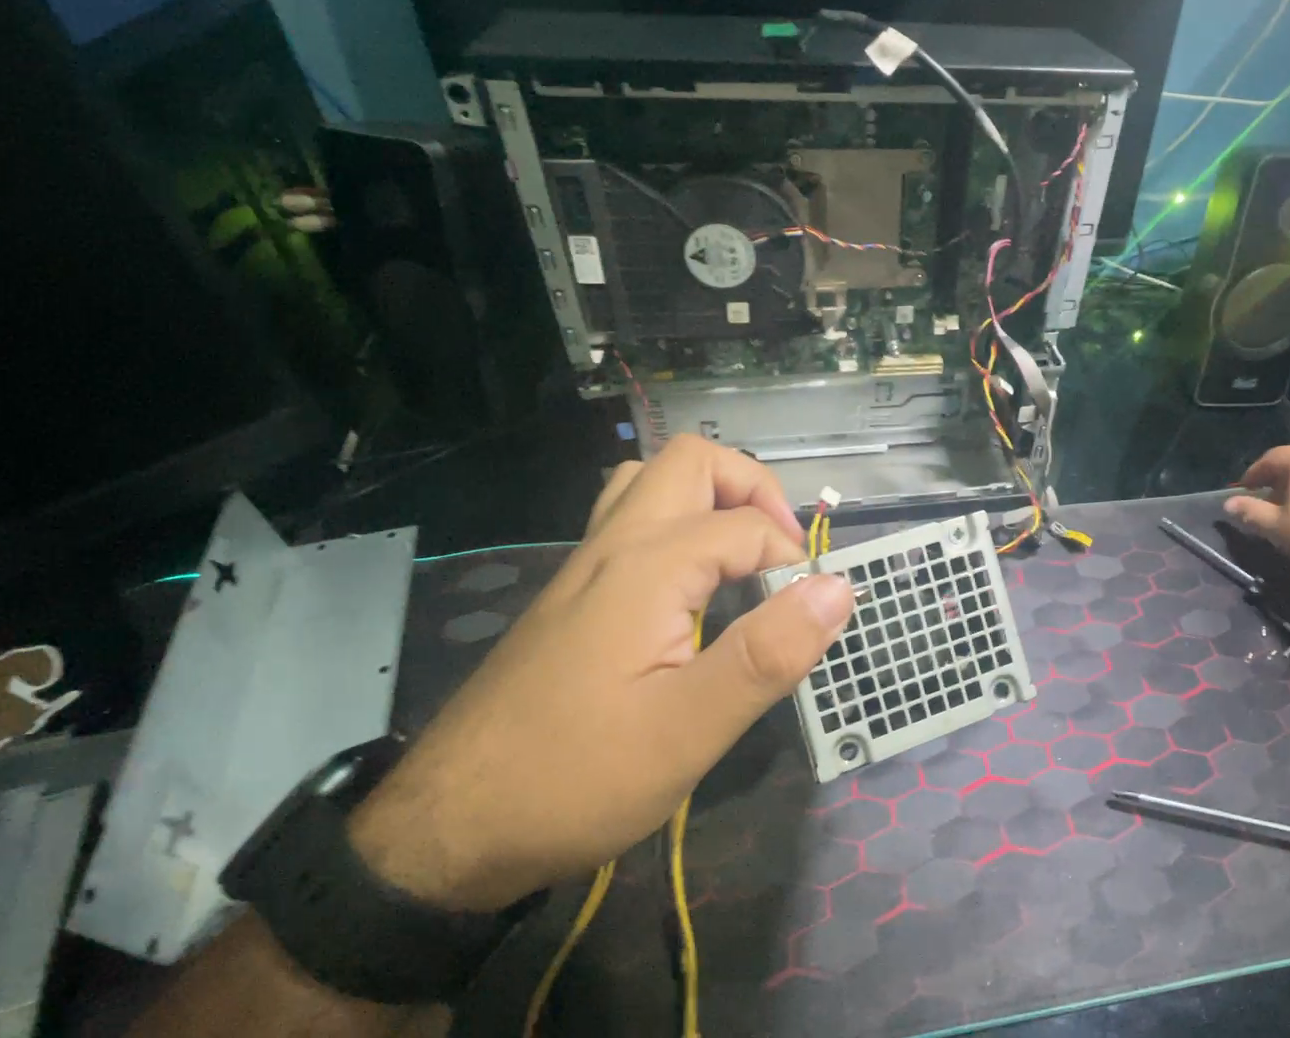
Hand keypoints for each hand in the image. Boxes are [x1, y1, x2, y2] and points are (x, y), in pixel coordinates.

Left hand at [348, 436, 853, 909]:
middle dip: (753, 490)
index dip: (793, 563)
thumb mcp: (688, 730)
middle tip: (782, 557)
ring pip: (649, 484)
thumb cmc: (576, 779)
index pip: (746, 526)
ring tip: (743, 559)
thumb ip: (767, 654)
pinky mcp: (570, 600)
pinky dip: (675, 527)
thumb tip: (837, 589)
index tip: (809, 623)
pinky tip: (689, 592)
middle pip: (690, 462)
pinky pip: (628, 524)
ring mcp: (584, 570)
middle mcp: (612, 548)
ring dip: (709, 499)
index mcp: (647, 568)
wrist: (453, 827)